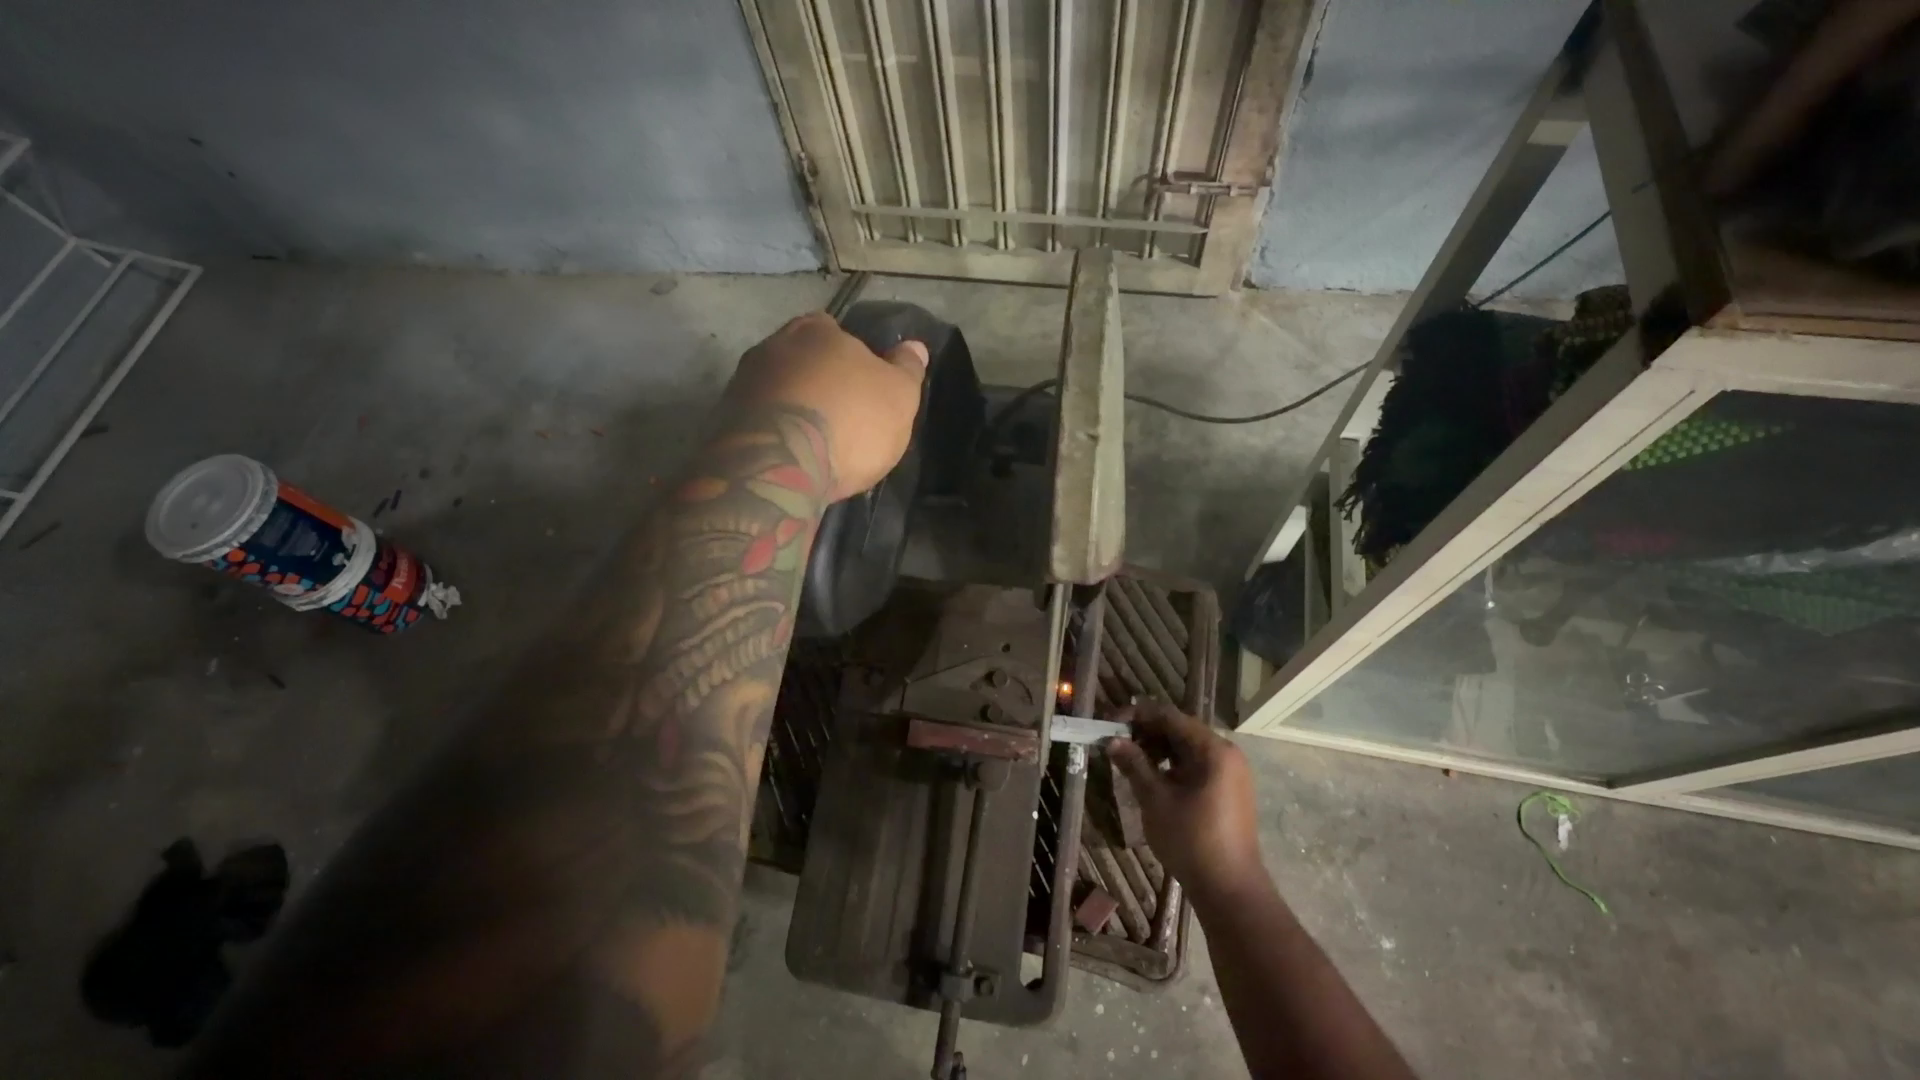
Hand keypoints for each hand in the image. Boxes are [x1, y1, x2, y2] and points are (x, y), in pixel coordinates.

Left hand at [723, 311, 928, 500]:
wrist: (776, 469)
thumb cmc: (850, 423)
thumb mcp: (898, 397)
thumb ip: (906, 369)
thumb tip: (914, 346)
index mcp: (815, 331)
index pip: (831, 328)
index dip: (848, 353)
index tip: (861, 382)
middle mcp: (770, 347)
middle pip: (798, 357)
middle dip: (815, 380)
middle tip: (838, 412)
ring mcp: (740, 384)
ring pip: (774, 389)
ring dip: (790, 407)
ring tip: (812, 440)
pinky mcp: (720, 423)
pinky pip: (755, 421)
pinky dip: (772, 433)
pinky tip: (788, 456)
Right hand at [1107, 702, 1264, 899]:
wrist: (1230, 887)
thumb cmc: (1191, 839)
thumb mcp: (1156, 799)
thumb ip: (1134, 764)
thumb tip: (1112, 741)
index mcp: (1213, 749)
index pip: (1169, 716)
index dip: (1137, 716)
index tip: (1109, 724)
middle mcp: (1227, 753)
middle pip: (1180, 729)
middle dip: (1146, 733)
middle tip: (1116, 745)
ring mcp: (1231, 772)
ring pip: (1188, 748)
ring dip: (1158, 749)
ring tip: (1131, 763)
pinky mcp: (1229, 789)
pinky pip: (1197, 765)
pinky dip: (1173, 766)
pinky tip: (1153, 779)